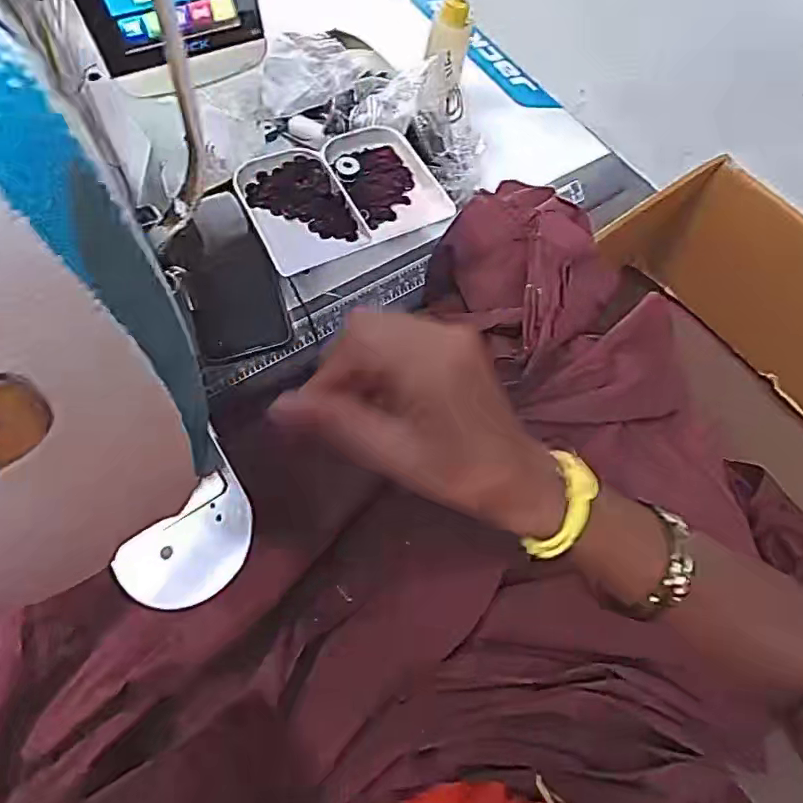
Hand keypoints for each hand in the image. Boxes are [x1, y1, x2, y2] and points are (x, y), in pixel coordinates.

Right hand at [271, 311, 566, 537]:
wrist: (520, 477)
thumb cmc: (463, 475)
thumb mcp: (392, 454)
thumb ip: (336, 423)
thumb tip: (281, 407)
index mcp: (427, 360)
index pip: (353, 341)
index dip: (324, 375)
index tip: (313, 411)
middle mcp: (441, 335)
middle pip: (364, 325)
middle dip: (340, 364)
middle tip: (335, 406)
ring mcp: (452, 334)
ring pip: (381, 326)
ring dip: (359, 360)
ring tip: (360, 404)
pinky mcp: (456, 342)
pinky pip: (402, 334)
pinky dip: (381, 358)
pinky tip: (385, 394)